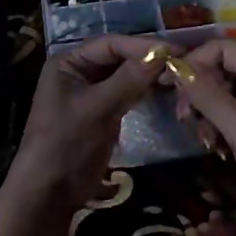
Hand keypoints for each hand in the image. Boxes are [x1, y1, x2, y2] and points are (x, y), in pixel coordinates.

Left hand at [3, 34, 168, 217]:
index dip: (142, 46)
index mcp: (67, 63)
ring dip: (150, 76)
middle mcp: (79, 72)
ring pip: (126, 76)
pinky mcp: (103, 113)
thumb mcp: (96, 109)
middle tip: (185, 63)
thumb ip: (128, 80)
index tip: (176, 51)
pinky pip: (128, 95)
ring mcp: (92, 93)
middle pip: (119, 58)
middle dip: (148, 60)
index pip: (110, 45)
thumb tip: (162, 53)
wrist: (50, 190)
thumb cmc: (65, 142)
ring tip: (180, 77)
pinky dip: (145, 92)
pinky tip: (168, 91)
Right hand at [170, 39, 235, 235]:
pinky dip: (226, 115)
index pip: (227, 48)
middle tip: (184, 117)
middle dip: (202, 87)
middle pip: (229, 63)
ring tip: (203, 135)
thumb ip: (208, 97)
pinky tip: (217, 138)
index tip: (171, 88)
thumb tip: (174, 68)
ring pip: (233, 82)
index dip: (195, 62)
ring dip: (211, 105)